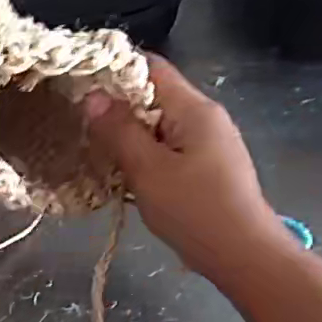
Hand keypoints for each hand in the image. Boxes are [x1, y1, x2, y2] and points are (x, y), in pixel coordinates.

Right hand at [83, 55, 288, 286]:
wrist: (242, 254)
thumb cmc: (194, 210)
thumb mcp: (148, 170)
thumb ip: (119, 131)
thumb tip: (93, 96)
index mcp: (194, 109)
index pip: (151, 67)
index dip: (114, 69)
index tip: (80, 83)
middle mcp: (204, 118)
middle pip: (153, 96)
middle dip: (116, 107)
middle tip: (79, 123)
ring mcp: (207, 143)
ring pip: (157, 126)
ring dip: (126, 135)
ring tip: (94, 149)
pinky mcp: (205, 167)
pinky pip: (166, 149)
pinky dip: (142, 155)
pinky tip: (122, 174)